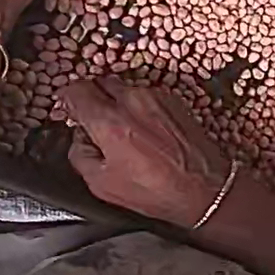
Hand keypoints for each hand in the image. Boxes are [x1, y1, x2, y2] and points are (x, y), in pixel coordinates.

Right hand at [57, 77, 234, 228]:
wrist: (207, 188)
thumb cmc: (158, 191)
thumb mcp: (103, 184)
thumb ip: (80, 154)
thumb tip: (80, 138)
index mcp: (110, 122)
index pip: (75, 90)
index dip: (68, 101)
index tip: (69, 111)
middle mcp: (134, 101)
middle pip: (100, 83)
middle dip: (93, 100)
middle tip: (95, 123)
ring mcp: (157, 97)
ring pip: (125, 89)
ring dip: (119, 104)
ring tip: (127, 133)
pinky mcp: (175, 100)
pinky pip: (147, 96)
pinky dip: (141, 108)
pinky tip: (148, 132)